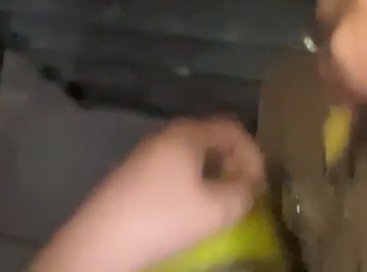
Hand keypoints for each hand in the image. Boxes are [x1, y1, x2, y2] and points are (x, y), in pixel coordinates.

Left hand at [32, 117, 264, 271]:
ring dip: (214, 172)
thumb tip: (249, 188)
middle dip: (234, 162)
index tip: (262, 186)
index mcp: (188, 133)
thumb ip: (240, 195)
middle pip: (211, 136)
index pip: (231, 128)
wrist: (104, 237)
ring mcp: (149, 151)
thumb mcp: (213, 211)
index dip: (253, 154)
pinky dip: (194, 180)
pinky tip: (193, 206)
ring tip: (223, 202)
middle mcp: (168, 133)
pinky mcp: (137, 172)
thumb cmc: (163, 216)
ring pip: (193, 152)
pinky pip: (176, 165)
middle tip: (246, 192)